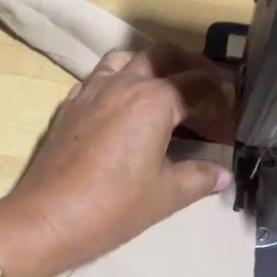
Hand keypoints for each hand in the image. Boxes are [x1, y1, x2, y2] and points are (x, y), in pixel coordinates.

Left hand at [0, 45, 234, 276]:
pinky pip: (102, 75)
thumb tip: (223, 174)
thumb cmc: (112, 208)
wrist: (47, 220)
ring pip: (131, 58)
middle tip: (209, 96)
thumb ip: (199, 178)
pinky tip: (127, 107)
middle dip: (194, 71)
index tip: (229, 132)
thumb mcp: (166, 196)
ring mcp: (93, 89)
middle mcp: (124, 82)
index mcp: (154, 99)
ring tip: (170, 91)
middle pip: (167, 56)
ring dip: (156, 66)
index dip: (221, 107)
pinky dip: (123, 79)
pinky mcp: (71, 104)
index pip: (200, 88)